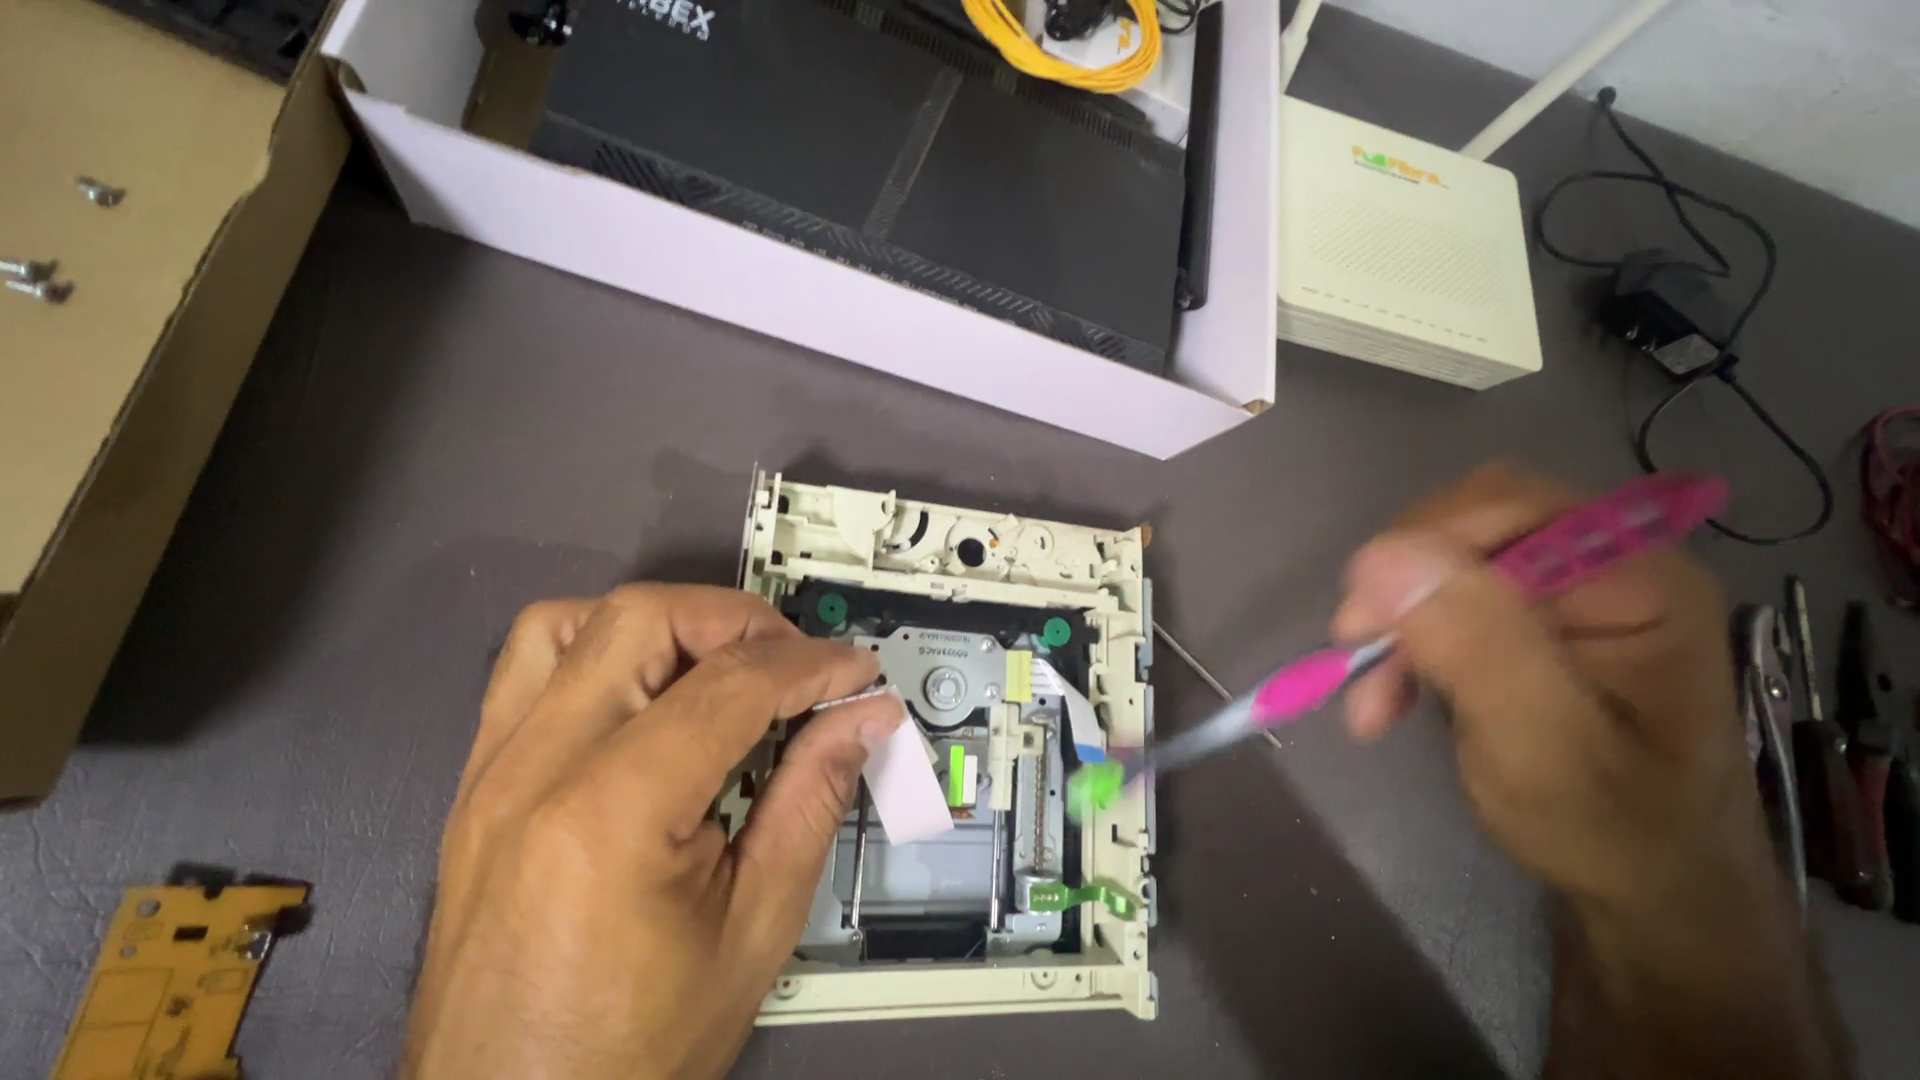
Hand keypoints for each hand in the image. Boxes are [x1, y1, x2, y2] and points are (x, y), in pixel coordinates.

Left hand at [403, 584, 903, 1079]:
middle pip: (646, 619)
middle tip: (799, 667)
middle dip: (742, 622)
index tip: (856, 675)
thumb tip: (862, 720)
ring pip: (574, 621)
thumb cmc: (636, 1046)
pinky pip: (529, 667)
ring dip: (665, 622)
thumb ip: (811, 799)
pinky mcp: (477, 783)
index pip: (730, 684)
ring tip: (724, 666)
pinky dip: (601, 648)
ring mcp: (491, 771)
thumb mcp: (755, 926)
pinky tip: (649, 690)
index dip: (810, 666)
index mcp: (609, 814)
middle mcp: (534, 770)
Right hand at [1331, 465, 1770, 907]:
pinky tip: (1389, 696)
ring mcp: (1565, 595)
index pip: (1509, 506)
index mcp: (1639, 579)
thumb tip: (1381, 553)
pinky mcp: (1528, 624)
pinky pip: (1443, 601)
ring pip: (1444, 562)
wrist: (1645, 893)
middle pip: (1469, 525)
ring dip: (1393, 621)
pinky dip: (1403, 642)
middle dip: (1401, 588)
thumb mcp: (1541, 745)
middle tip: (1358, 654)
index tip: (1362, 626)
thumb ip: (1477, 645)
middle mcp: (1605, 567)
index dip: (1422, 548)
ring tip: (1371, 696)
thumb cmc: (1609, 829)